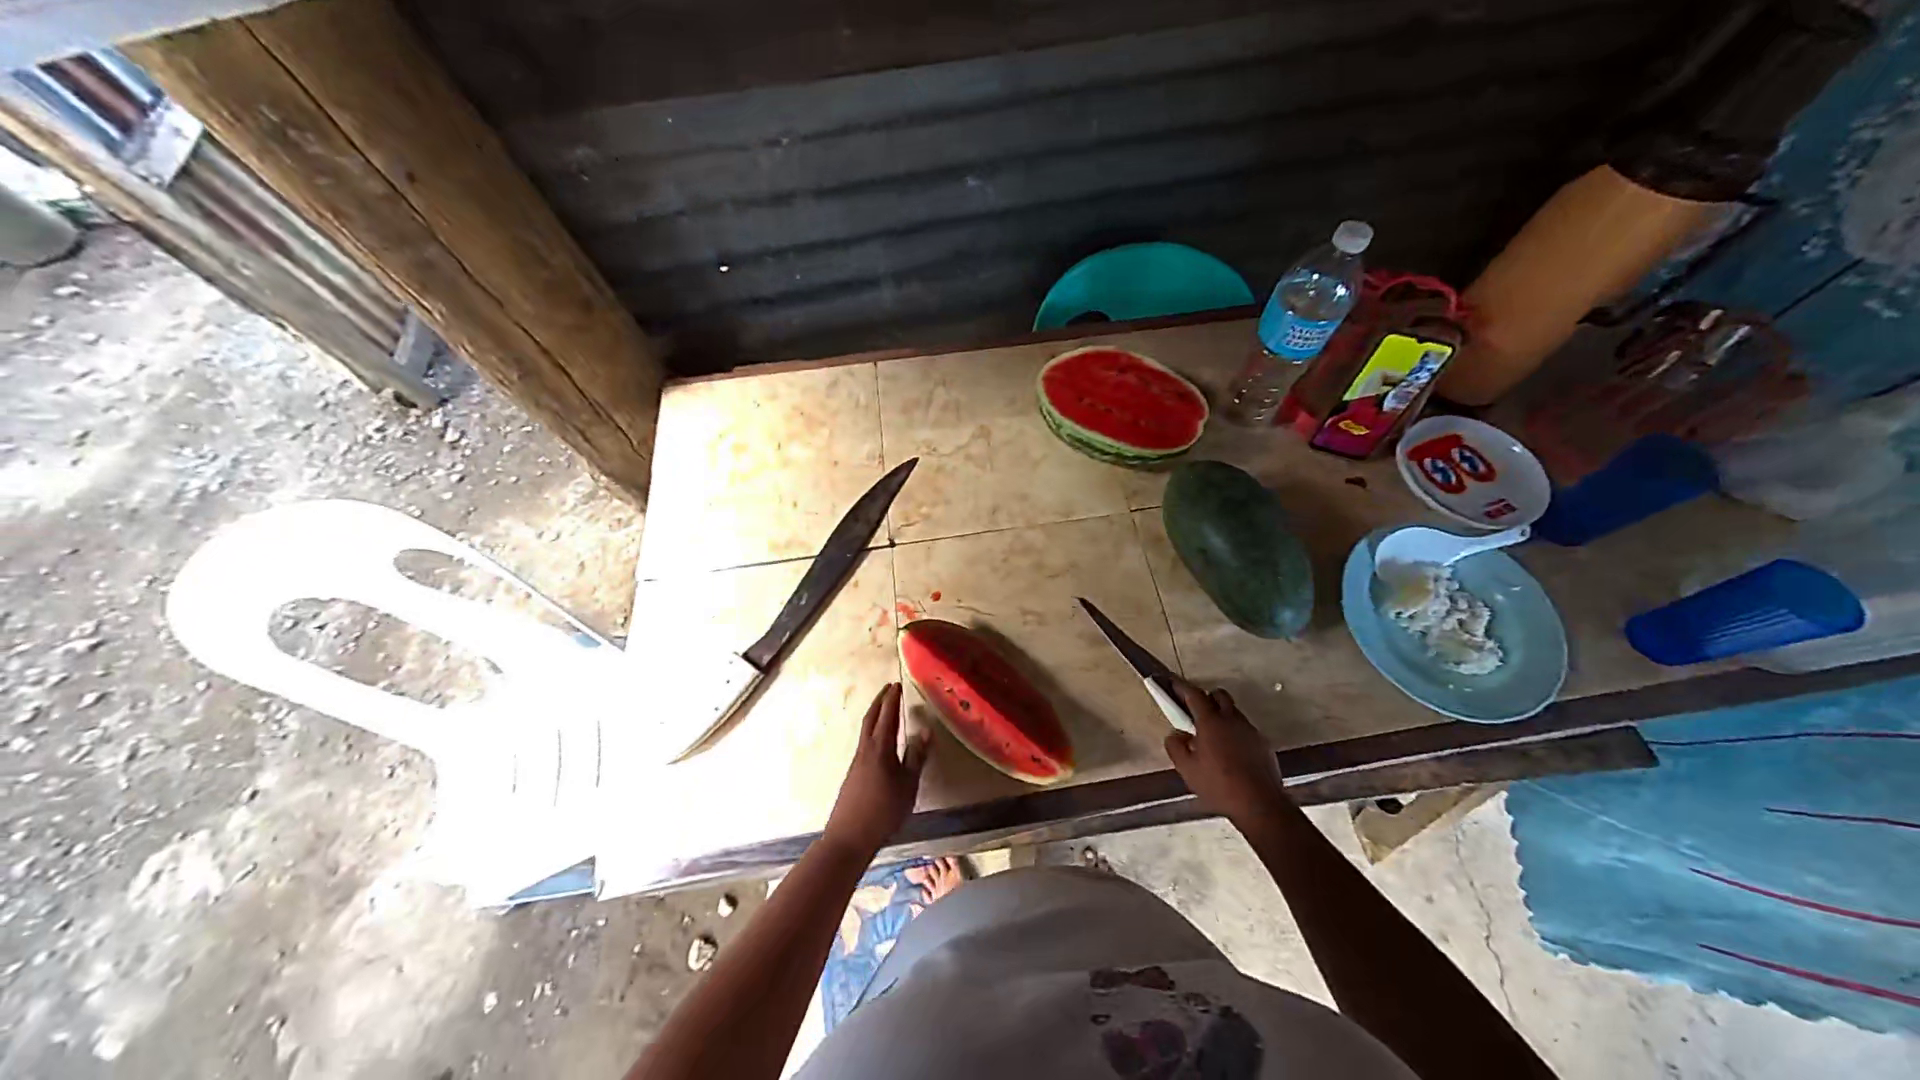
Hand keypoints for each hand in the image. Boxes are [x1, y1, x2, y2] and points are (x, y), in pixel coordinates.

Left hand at [822, 684, 926, 855]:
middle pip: (871, 718)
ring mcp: (857, 762)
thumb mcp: (908, 785)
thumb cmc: (883, 811)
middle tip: (889, 688)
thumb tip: (925, 732)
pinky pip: (864, 742)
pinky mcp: (854, 773)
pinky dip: (873, 731)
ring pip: (866, 730)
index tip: (897, 684)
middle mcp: (865, 750)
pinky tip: (879, 741)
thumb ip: (916, 758)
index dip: (892, 699)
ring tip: (885, 709)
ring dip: (875, 715)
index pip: (887, 716)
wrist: (849, 836)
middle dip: (880, 701)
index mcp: (880, 748)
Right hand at [1164, 682, 1288, 824]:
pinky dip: (1234, 732)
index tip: (1173, 684)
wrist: (1260, 805)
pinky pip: (1244, 729)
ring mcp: (1250, 731)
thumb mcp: (1187, 769)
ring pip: (1233, 712)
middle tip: (1193, 712)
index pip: (1194, 695)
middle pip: (1218, 695)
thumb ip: (1175, 747)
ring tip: (1210, 736)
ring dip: (1220, 715)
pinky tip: (1228, 752)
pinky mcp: (1262, 744)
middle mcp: (1232, 720)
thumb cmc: (1220, 786)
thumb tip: (1175, 735)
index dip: (1181, 687)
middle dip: (1205, 698)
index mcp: (1211, 722)